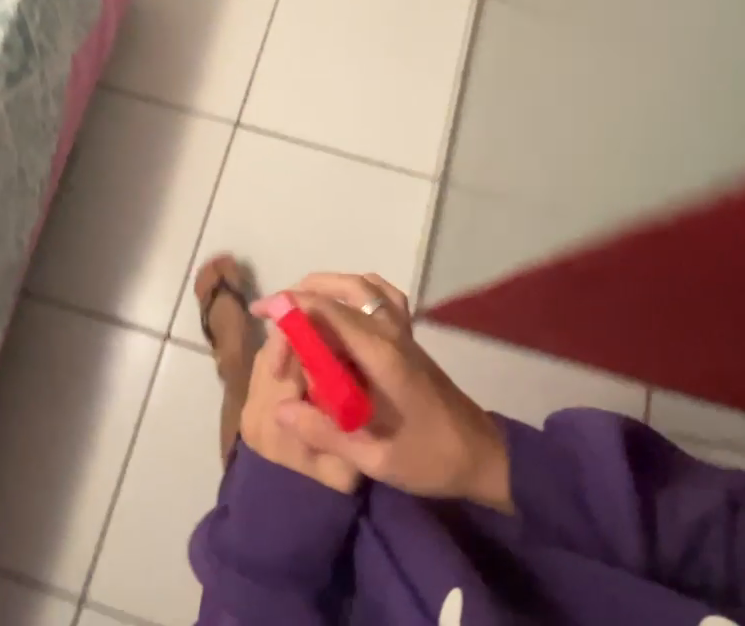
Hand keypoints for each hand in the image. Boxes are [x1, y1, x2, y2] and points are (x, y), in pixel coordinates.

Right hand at [257, 274, 514, 514]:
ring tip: (294, 309)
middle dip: (299, 301)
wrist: (483, 454)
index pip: (328, 312)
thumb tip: (280, 408)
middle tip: (272, 326)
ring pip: (358, 285)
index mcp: (381, 355)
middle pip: (338, 291)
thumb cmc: (431, 459)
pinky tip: (334, 308)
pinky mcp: (406, 337)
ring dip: (322, 289)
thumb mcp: (375, 458)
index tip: (262, 324)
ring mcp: (401, 330)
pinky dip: (351, 290)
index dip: (290, 312)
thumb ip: (326, 432)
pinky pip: (378, 295)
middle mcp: (390, 331)